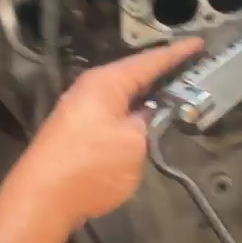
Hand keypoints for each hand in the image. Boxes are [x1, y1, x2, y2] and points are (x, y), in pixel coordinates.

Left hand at [4, 39, 204, 226]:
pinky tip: (146, 122)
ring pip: (123, 96)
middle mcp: (90, 89)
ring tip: (177, 95)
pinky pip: (113, 112)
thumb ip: (149, 122)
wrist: (42, 199)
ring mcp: (80, 110)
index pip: (149, 61)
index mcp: (105, 82)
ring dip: (148, 96)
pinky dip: (133, 113)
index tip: (199, 44)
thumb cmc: (90, 166)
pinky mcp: (76, 132)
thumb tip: (152, 114)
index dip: (177, 54)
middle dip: (163, 73)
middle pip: (134, 75)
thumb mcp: (134, 143)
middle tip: (194, 69)